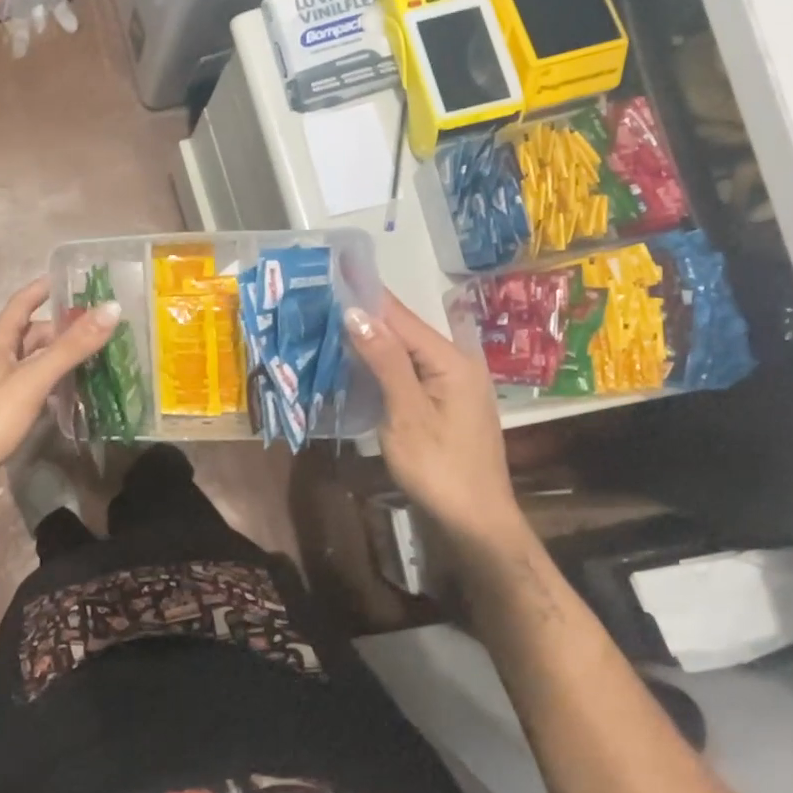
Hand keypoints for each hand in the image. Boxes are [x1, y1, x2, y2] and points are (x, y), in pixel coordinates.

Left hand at [0, 278, 119, 481]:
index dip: (44, 287)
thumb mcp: (34, 379)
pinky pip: (32, 387)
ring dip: (60, 358)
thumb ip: (71, 347)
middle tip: (102, 328)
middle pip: (31, 333)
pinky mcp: (2, 411)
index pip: (21, 302)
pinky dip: (53, 384)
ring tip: (98, 359)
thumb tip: (112, 309)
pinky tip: (74, 394)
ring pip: (33, 362)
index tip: (74, 277)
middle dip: (63, 328)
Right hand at [344, 294, 519, 538]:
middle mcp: (456, 364)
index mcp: (452, 361)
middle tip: (316, 299)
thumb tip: (357, 313)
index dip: (364, 295)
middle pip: (402, 330)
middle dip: (362, 314)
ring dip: (366, 339)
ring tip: (323, 324)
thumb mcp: (406, 414)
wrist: (475, 521)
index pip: (400, 317)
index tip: (331, 271)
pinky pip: (406, 370)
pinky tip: (351, 363)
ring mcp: (452, 385)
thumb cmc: (439, 468)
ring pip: (402, 351)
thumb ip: (384, 362)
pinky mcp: (443, 403)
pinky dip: (377, 363)